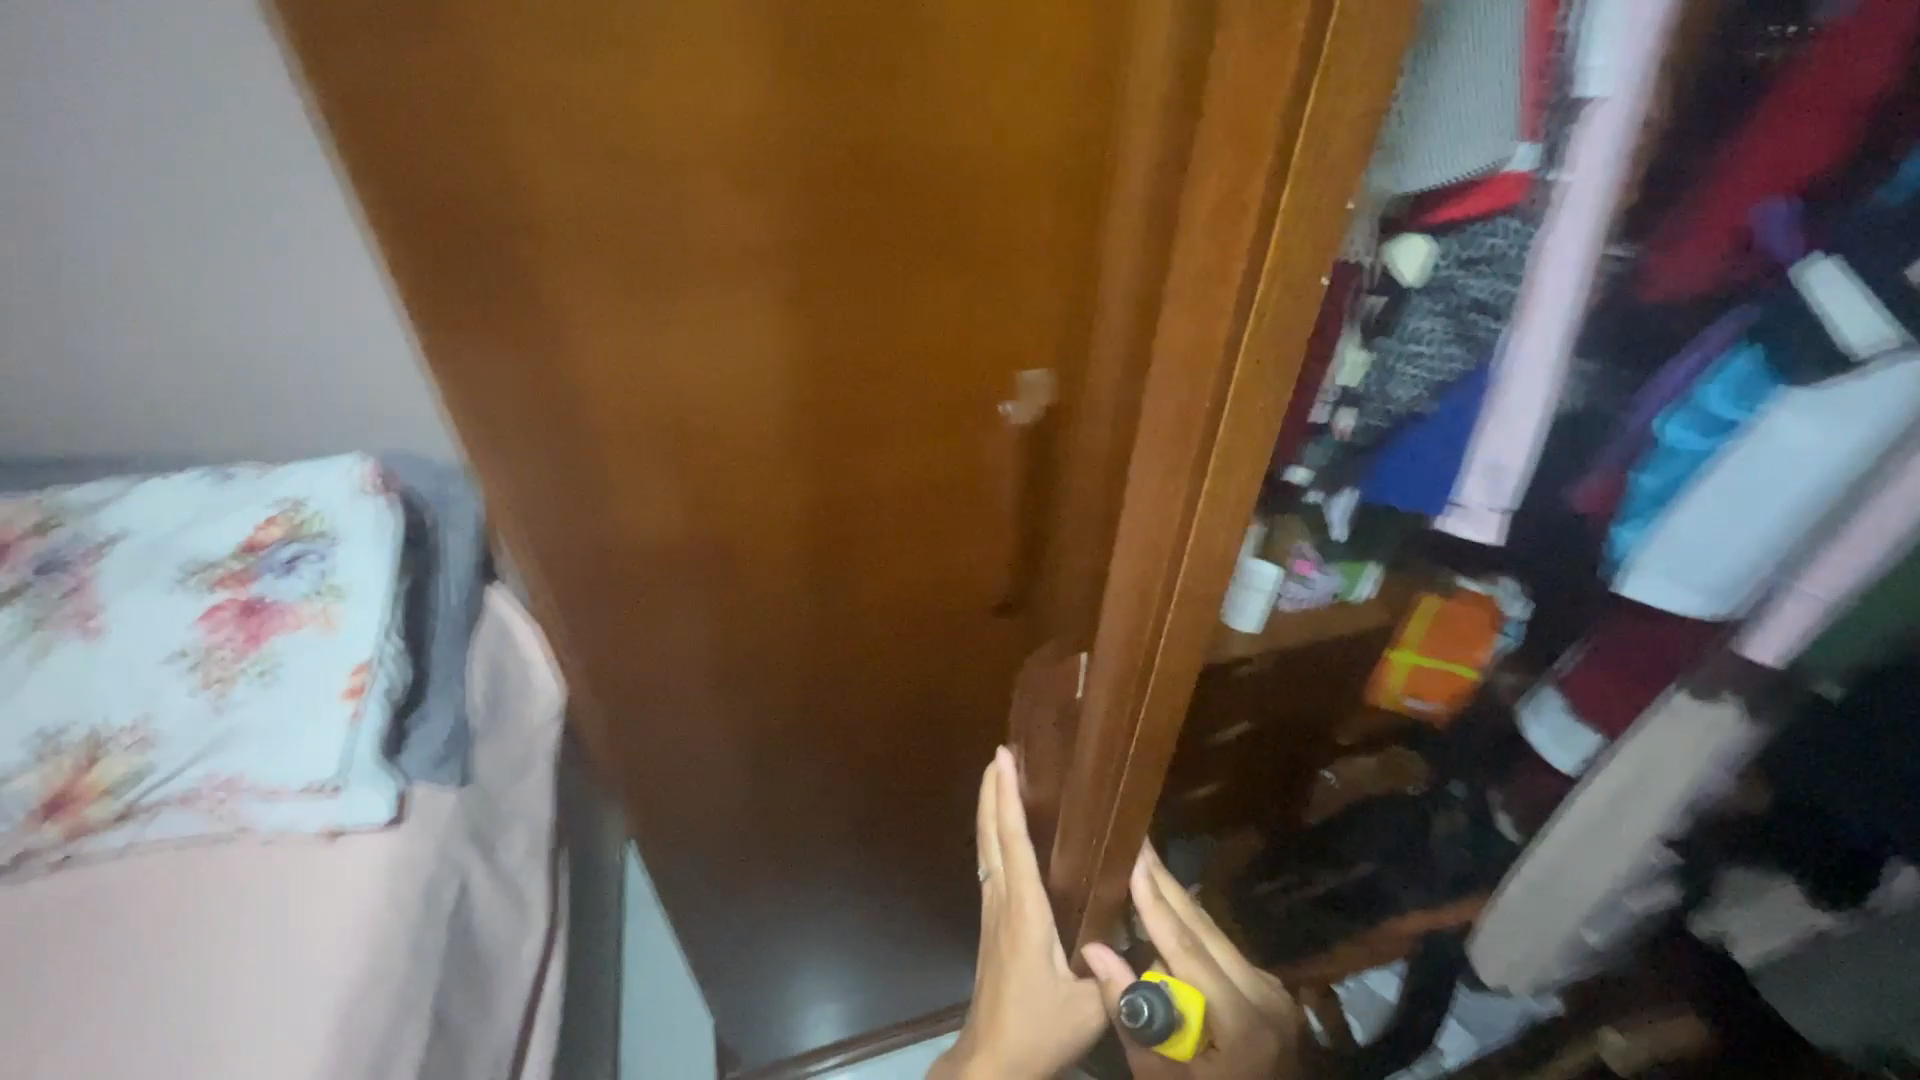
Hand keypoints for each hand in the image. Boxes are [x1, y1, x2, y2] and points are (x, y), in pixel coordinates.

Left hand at [931, 747, 1106, 1079]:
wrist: (993, 1059)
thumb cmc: (1038, 1029)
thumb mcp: (1088, 1008)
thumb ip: (1113, 970)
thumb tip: (1137, 935)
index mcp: (1024, 911)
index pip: (1013, 842)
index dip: (1007, 798)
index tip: (1003, 759)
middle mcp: (1002, 901)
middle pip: (991, 835)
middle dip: (992, 791)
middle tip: (1000, 753)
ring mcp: (992, 912)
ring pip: (985, 849)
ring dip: (990, 810)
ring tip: (998, 778)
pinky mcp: (992, 924)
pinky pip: (989, 865)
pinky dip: (994, 836)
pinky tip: (1003, 833)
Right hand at [1080, 846, 1302, 1078]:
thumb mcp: (1159, 1078)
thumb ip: (1129, 1014)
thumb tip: (1096, 951)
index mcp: (1241, 1024)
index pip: (1187, 949)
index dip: (1156, 904)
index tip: (1134, 861)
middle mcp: (1265, 997)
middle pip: (1204, 930)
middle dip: (1166, 885)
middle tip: (1139, 843)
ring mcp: (1273, 992)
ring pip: (1214, 935)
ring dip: (1177, 903)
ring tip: (1146, 864)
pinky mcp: (1271, 993)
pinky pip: (1223, 951)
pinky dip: (1192, 930)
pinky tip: (1167, 907)